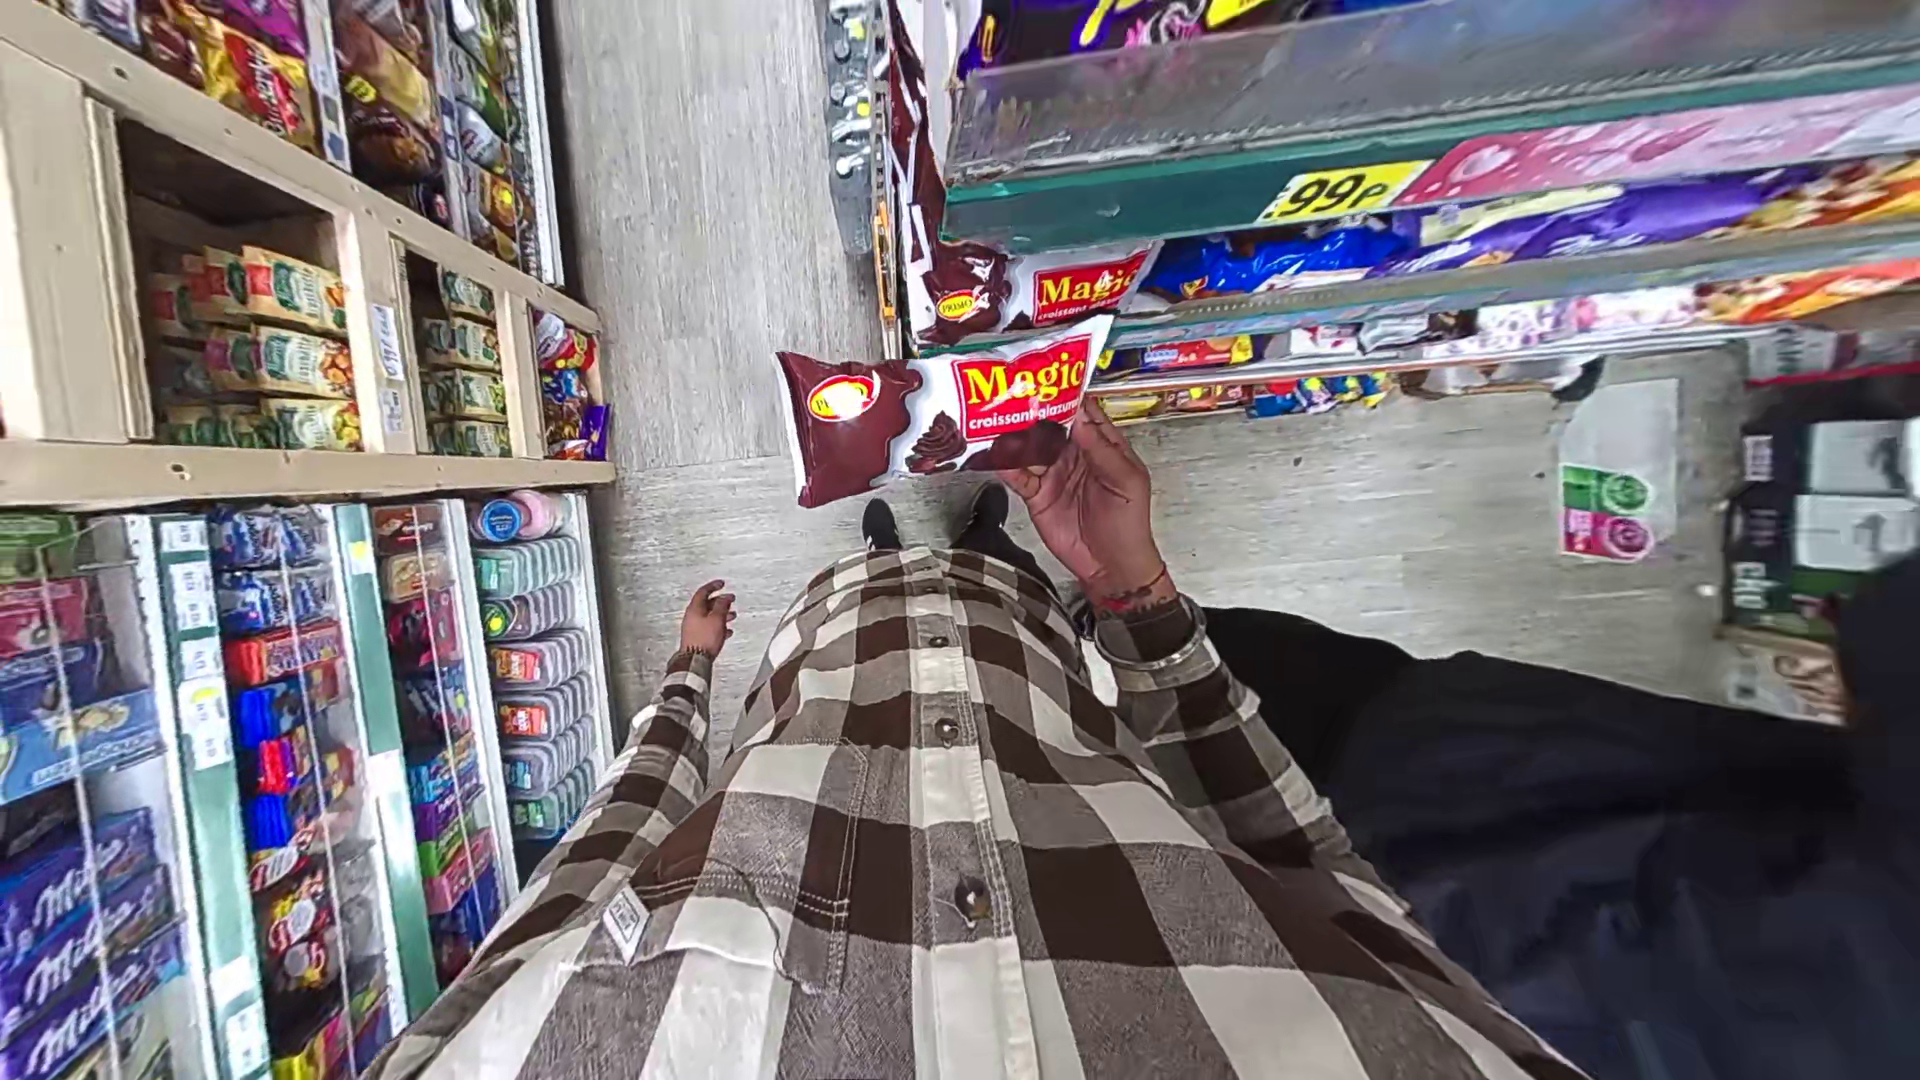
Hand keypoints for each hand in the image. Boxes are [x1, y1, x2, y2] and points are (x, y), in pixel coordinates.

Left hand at [679, 580, 736, 656]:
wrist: (695, 659)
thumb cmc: (704, 639)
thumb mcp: (717, 618)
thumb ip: (722, 605)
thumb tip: (725, 597)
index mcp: (694, 609)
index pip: (703, 592)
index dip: (713, 586)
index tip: (721, 583)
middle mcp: (692, 616)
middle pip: (706, 604)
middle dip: (720, 601)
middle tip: (730, 599)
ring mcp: (693, 627)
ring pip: (709, 616)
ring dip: (721, 614)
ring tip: (732, 615)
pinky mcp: (697, 637)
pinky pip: (709, 627)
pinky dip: (718, 625)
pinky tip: (726, 630)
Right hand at [1001, 399, 1175, 613]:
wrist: (1110, 564)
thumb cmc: (1128, 522)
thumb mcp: (1125, 481)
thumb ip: (1102, 450)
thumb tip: (1079, 415)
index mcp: (1101, 446)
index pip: (1083, 413)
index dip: (1066, 396)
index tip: (1046, 379)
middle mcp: (1074, 454)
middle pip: (1049, 425)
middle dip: (1032, 411)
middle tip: (1010, 393)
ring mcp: (1052, 473)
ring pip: (1030, 448)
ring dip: (1014, 435)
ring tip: (994, 418)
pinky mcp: (1035, 494)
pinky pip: (1017, 476)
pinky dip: (1004, 465)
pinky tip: (992, 454)